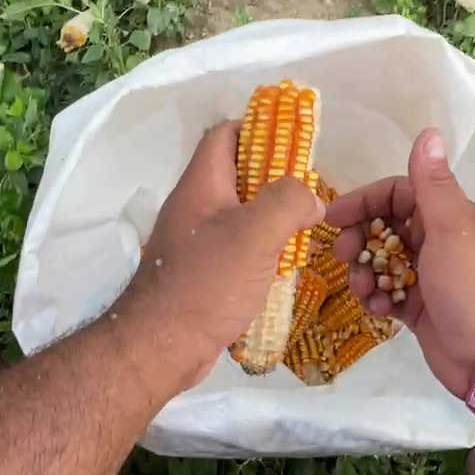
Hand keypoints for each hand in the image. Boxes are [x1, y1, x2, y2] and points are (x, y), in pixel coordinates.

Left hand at [117, 121, 323, 389]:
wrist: (163, 345)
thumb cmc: (207, 282)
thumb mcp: (255, 233)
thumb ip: (287, 202)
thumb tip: (311, 198)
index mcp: (201, 185)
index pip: (224, 136)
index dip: (257, 129)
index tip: (293, 143)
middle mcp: (193, 207)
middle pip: (236, 175)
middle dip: (274, 179)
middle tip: (308, 193)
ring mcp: (194, 241)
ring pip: (239, 214)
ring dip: (271, 218)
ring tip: (304, 229)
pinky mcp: (200, 272)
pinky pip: (235, 248)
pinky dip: (260, 250)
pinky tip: (283, 265)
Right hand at [328, 129, 474, 396]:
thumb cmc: (472, 288)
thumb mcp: (452, 229)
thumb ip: (433, 184)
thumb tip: (429, 131)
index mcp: (450, 217)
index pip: (398, 194)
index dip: (365, 201)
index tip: (334, 217)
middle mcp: (439, 242)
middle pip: (385, 227)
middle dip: (359, 239)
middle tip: (343, 256)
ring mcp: (429, 276)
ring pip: (382, 262)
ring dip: (365, 272)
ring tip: (363, 289)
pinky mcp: (420, 307)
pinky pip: (387, 292)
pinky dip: (377, 298)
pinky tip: (378, 309)